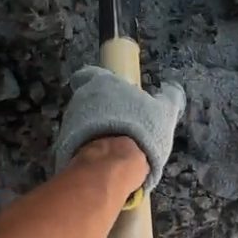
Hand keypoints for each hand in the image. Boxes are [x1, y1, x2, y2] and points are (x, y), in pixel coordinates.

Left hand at [54, 66, 185, 195]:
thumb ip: (169, 97)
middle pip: (87, 98)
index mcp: (102, 82)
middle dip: (100, 109)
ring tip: (115, 143)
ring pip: (81, 121)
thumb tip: (171, 88)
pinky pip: (78, 143)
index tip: (111, 92)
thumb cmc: (141, 130)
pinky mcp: (65, 145)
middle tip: (119, 122)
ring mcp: (69, 122)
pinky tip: (106, 158)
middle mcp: (80, 98)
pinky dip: (89, 148)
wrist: (113, 164)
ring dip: (95, 129)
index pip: (91, 73)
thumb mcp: (165, 113)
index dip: (99, 81)